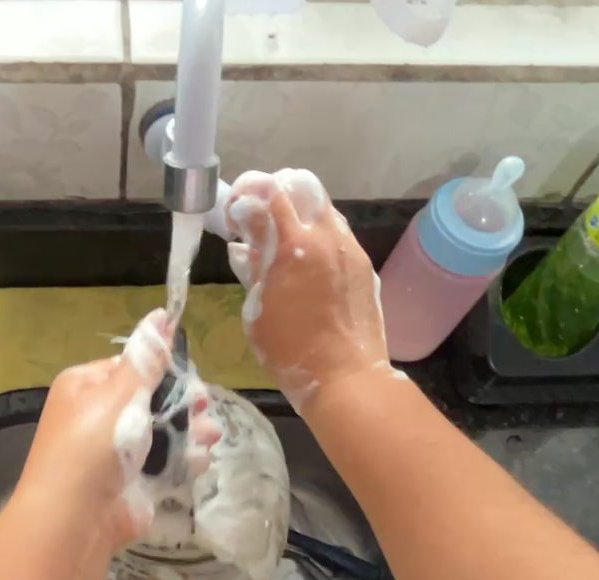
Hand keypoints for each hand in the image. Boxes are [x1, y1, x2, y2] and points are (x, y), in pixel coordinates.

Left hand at [18, 310, 218, 553]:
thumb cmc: (95, 444)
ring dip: (189, 432)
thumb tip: (161, 315)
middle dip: (182, 404)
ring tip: (209, 436)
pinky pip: (164, 465)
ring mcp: (115, 455)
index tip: (189, 375)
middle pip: (150, 402)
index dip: (161, 371)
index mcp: (85, 388)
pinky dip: (183, 461)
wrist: (77, 517)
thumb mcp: (122, 393)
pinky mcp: (132, 485)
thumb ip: (147, 358)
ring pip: (161, 434)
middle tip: (205, 407)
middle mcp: (97, 419)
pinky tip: (200, 459)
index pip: (128, 369)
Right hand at [223, 169, 391, 408]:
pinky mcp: (363, 265)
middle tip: (259, 217)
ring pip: (323, 208)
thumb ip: (253, 271)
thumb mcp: (257, 311)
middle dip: (276, 193)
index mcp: (293, 245)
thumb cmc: (290, 350)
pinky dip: (318, 238)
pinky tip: (307, 265)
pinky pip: (338, 235)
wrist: (344, 375)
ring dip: (299, 215)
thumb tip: (242, 247)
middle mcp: (326, 236)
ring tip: (283, 242)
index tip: (234, 213)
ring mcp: (349, 248)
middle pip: (302, 185)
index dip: (245, 194)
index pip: (267, 193)